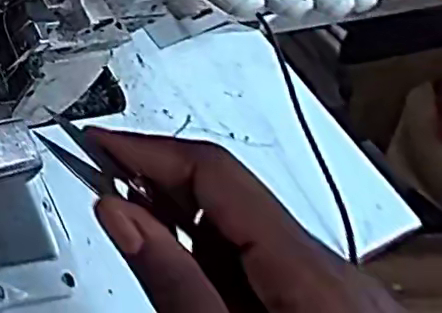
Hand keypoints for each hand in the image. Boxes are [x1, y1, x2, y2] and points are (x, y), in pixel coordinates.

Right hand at [86, 130, 401, 312]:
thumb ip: (173, 282)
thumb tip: (115, 211)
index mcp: (317, 276)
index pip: (213, 169)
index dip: (145, 149)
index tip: (95, 145)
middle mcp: (341, 278)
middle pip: (228, 192)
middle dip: (157, 184)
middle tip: (102, 187)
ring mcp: (346, 300)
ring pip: (242, 226)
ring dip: (180, 220)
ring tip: (135, 232)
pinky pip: (261, 260)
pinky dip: (210, 252)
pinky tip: (183, 271)